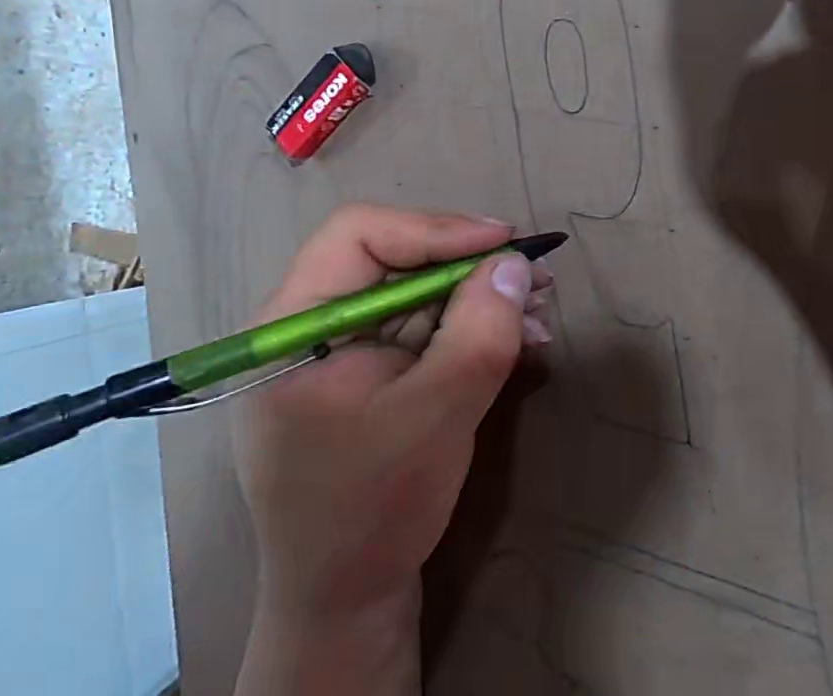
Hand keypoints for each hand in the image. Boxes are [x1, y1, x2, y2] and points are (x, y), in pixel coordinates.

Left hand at [233, 204, 551, 694]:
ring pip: (411, 296)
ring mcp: (337, 353)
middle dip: (466, 267)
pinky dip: (464, 331)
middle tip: (533, 276)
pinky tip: (515, 338)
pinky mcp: (365, 377)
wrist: (345, 603)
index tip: (502, 242)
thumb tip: (514, 263)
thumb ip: (480, 334)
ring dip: (476, 299)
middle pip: (390, 261)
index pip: (359, 235)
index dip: (434, 228)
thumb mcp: (436, 417)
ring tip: (538, 310)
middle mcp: (309, 325)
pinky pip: (416, 333)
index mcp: (294, 322)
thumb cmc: (373, 510)